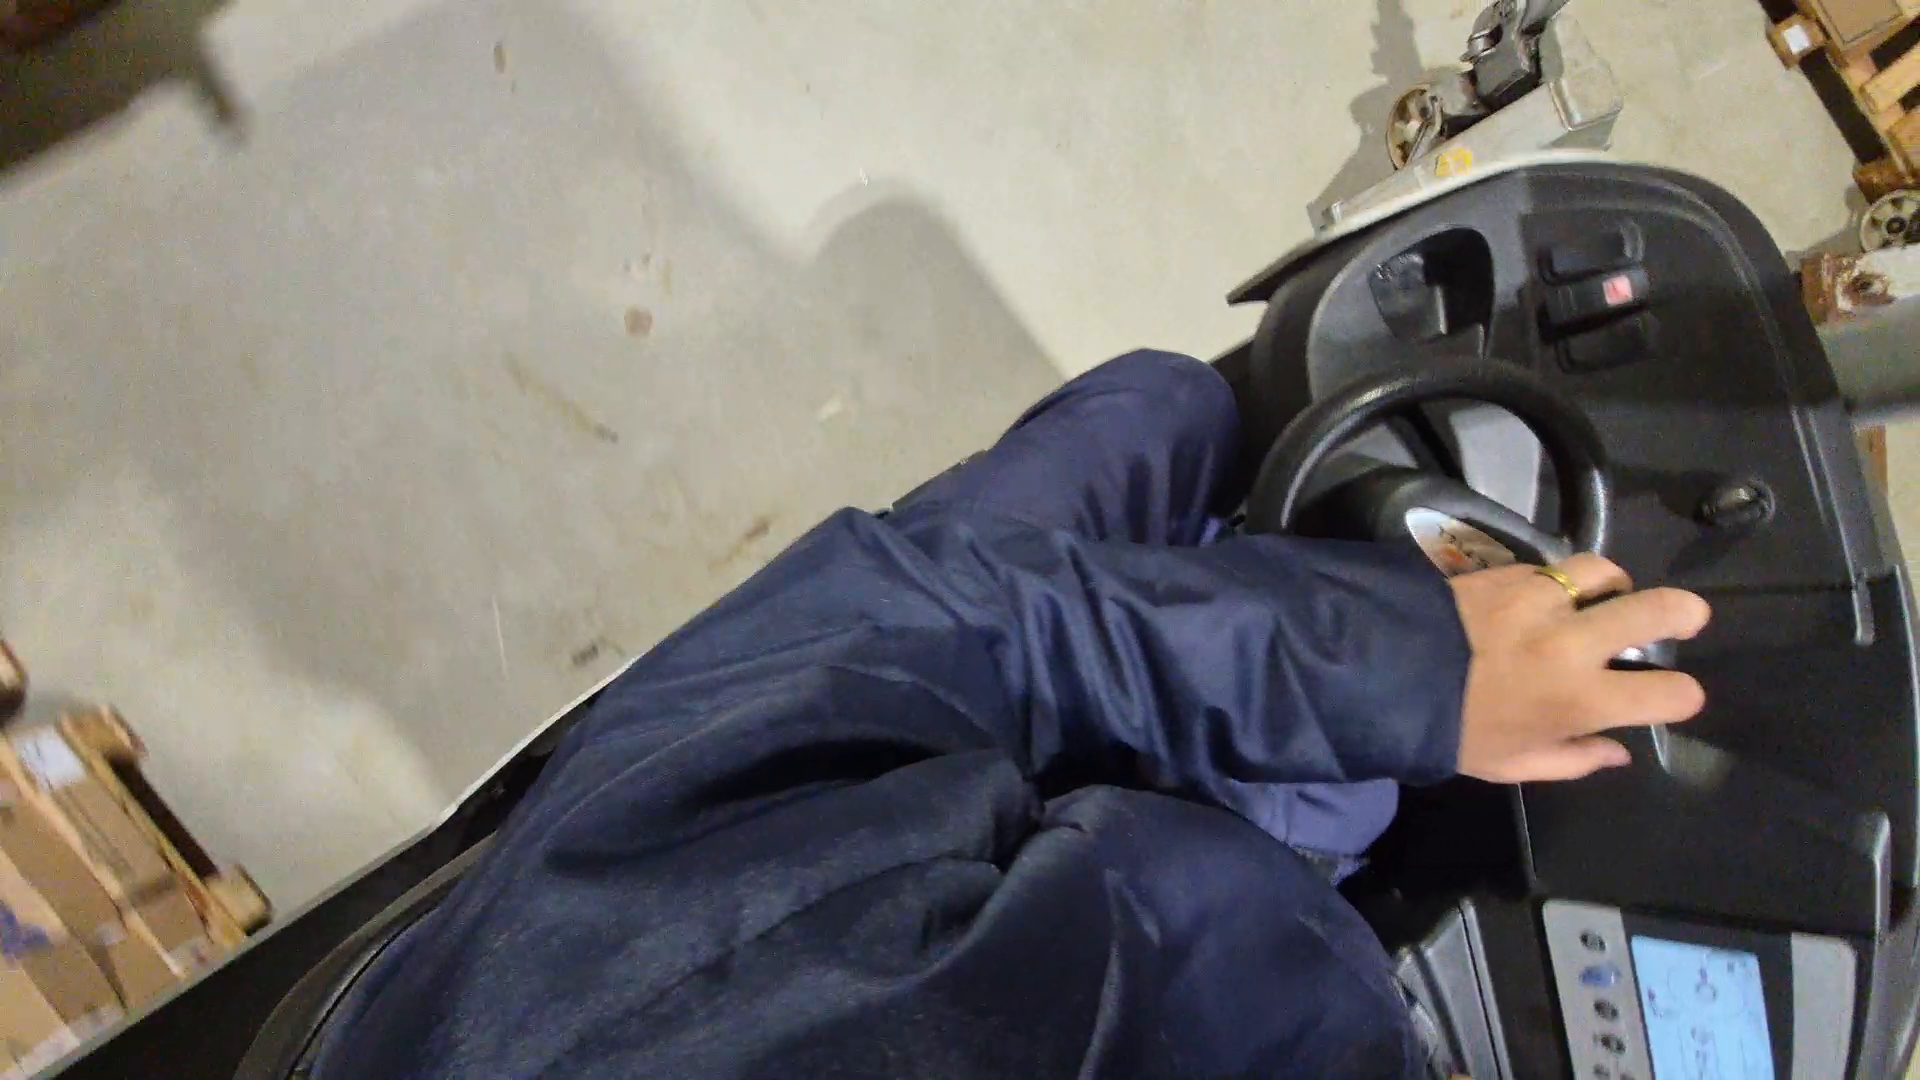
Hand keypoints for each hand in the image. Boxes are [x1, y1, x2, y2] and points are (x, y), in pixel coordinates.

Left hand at [1451, 554, 1710, 782]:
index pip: (1673, 692)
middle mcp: (1570, 642)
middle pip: (1660, 608)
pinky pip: (1542, 566)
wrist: (1375, 673)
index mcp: (1580, 698)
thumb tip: (1616, 750)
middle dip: (1679, 613)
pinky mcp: (1495, 574)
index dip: (1676, 695)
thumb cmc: (1444, 728)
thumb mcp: (1507, 764)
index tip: (1660, 693)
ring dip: (1609, 584)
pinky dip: (1550, 579)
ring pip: (1600, 571)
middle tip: (1670, 618)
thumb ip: (1571, 759)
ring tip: (1598, 598)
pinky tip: (1535, 596)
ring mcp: (1532, 600)